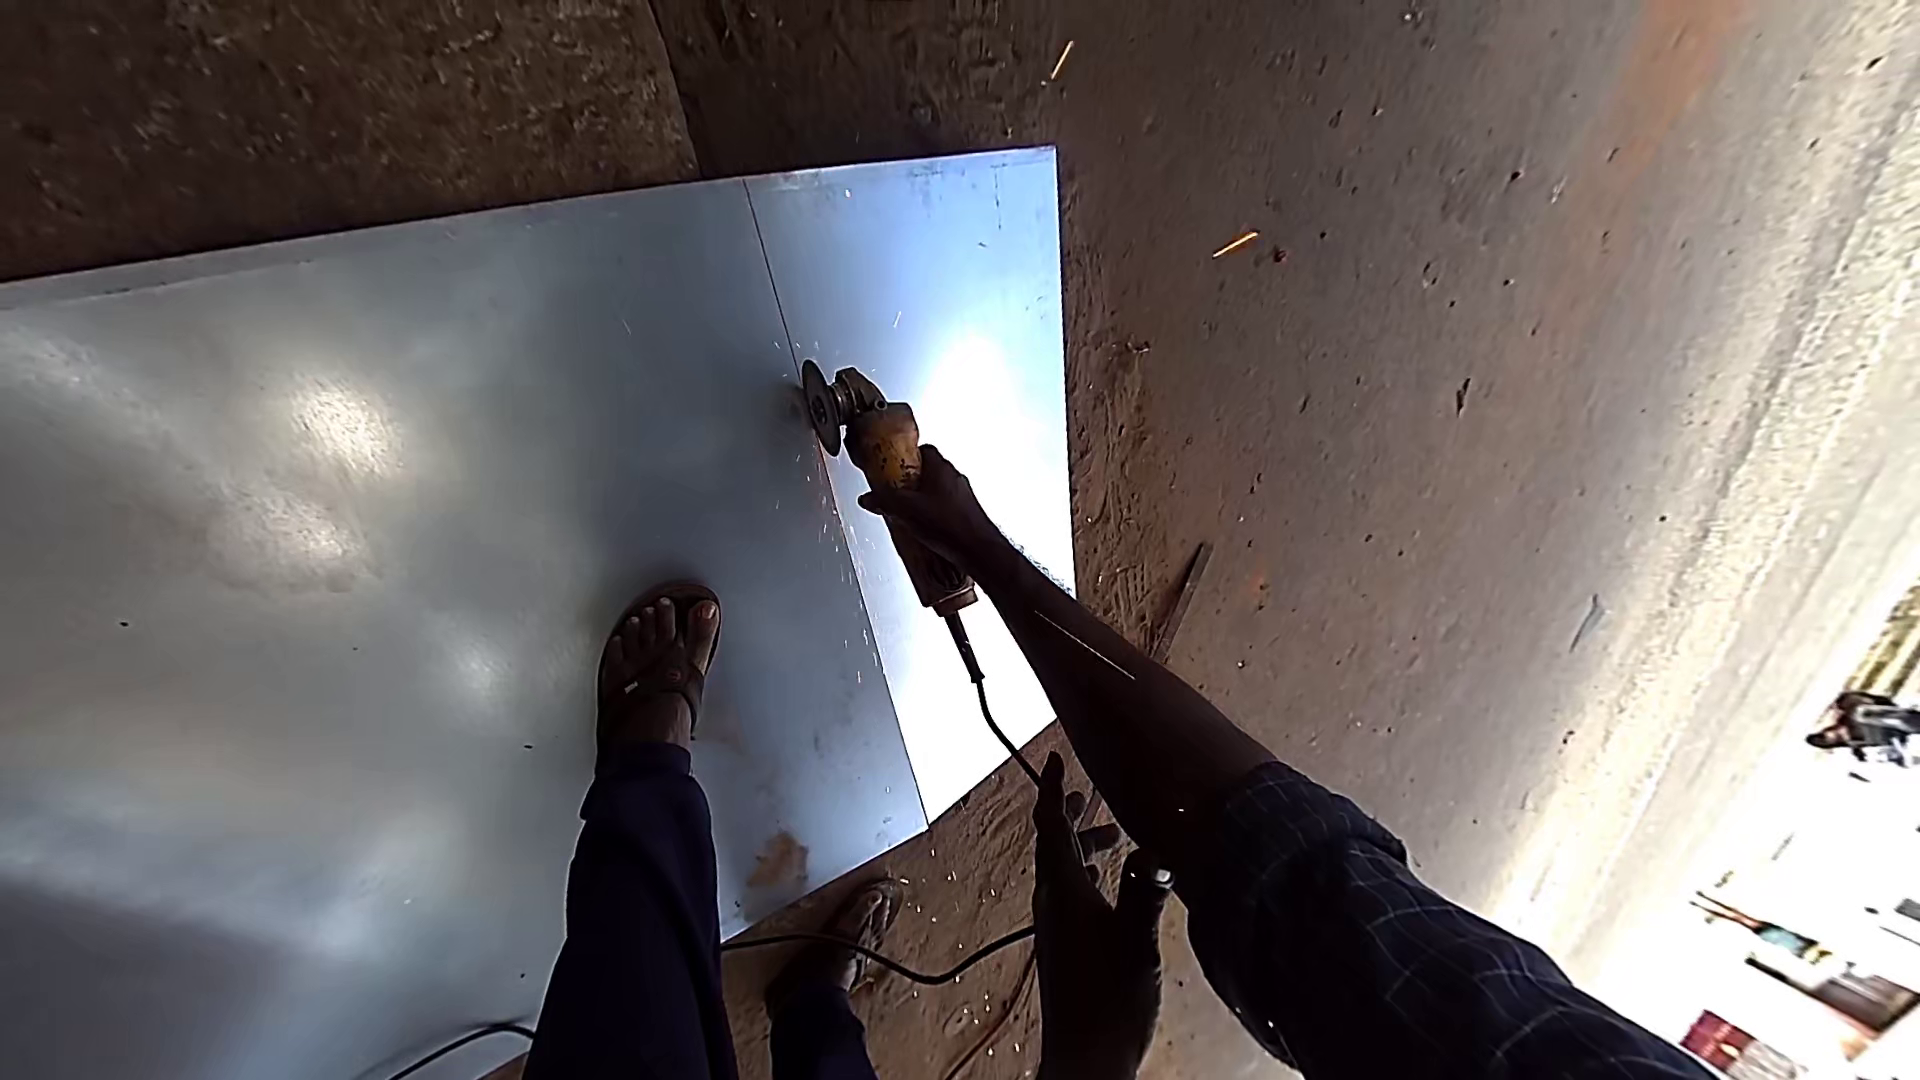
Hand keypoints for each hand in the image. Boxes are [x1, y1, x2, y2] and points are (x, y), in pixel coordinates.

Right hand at [855, 444, 1005, 570]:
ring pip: (939, 491)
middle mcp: (955, 478)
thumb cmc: (950, 525)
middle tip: (898, 493)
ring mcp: (963, 496)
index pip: (923, 450)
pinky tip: (926, 529)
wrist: (977, 550)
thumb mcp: (905, 510)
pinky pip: (947, 508)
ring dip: (924, 500)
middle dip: (912, 482)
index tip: (894, 464)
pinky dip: (935, 515)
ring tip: (909, 514)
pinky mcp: (968, 514)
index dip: (906, 457)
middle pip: (930, 472)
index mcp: (940, 468)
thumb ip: (884, 501)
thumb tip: (869, 498)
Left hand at [1032, 751, 1172, 1079]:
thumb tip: (1156, 849)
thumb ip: (1145, 893)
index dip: (1051, 788)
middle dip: (1067, 813)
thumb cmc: (1109, 1000)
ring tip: (1110, 838)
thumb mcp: (1136, 942)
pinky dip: (1084, 874)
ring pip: (1062, 867)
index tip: (1053, 760)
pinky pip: (1068, 891)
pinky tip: (1105, 886)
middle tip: (1084, 794)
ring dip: (1081, 845)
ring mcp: (1054, 921)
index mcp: (1063, 888)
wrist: (1085, 1059)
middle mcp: (1051, 899)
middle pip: (1052, 841)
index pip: (1050, 825)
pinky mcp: (1062, 942)